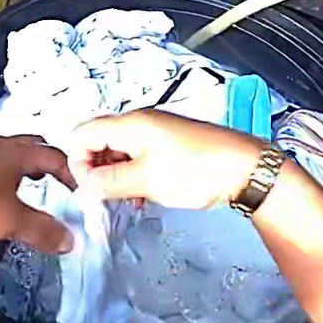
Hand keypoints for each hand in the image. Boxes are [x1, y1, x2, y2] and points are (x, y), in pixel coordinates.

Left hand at [0, 136, 75, 253]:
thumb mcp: (7, 220)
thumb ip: (41, 229)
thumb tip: (72, 240)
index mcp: (14, 152)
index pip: (53, 155)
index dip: (71, 172)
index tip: (81, 190)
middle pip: (31, 147)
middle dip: (47, 163)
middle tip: (59, 183)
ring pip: (7, 154)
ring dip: (22, 168)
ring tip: (29, 189)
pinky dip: (1, 176)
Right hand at [61, 110, 268, 209]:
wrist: (243, 168)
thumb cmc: (197, 171)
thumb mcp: (147, 181)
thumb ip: (109, 183)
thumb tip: (83, 188)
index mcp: (130, 124)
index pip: (83, 134)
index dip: (78, 162)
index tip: (89, 189)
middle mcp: (139, 122)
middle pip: (99, 141)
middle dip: (96, 170)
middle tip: (106, 198)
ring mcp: (154, 132)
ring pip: (117, 151)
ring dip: (114, 175)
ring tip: (128, 200)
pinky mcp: (167, 144)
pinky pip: (136, 156)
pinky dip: (132, 175)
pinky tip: (143, 196)